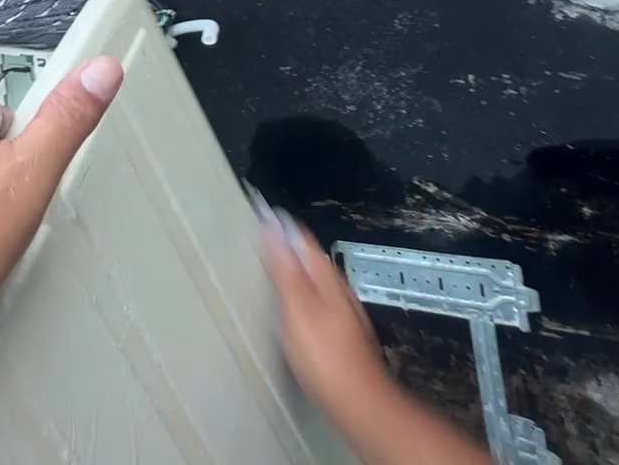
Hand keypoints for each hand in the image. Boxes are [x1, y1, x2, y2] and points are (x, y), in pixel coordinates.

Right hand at [260, 212, 394, 421]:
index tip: (260, 216)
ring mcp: (342, 312)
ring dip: (293, 271)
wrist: (360, 404)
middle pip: (309, 258)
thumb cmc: (325, 356)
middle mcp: (337, 289)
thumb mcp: (298, 307)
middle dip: (287, 247)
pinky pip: (316, 301)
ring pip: (314, 280)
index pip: (303, 239)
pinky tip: (290, 308)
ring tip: (269, 270)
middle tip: (259, 240)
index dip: (282, 226)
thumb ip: (286, 268)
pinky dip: (300, 295)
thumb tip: (273, 226)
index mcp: (326, 277)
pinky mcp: (341, 334)